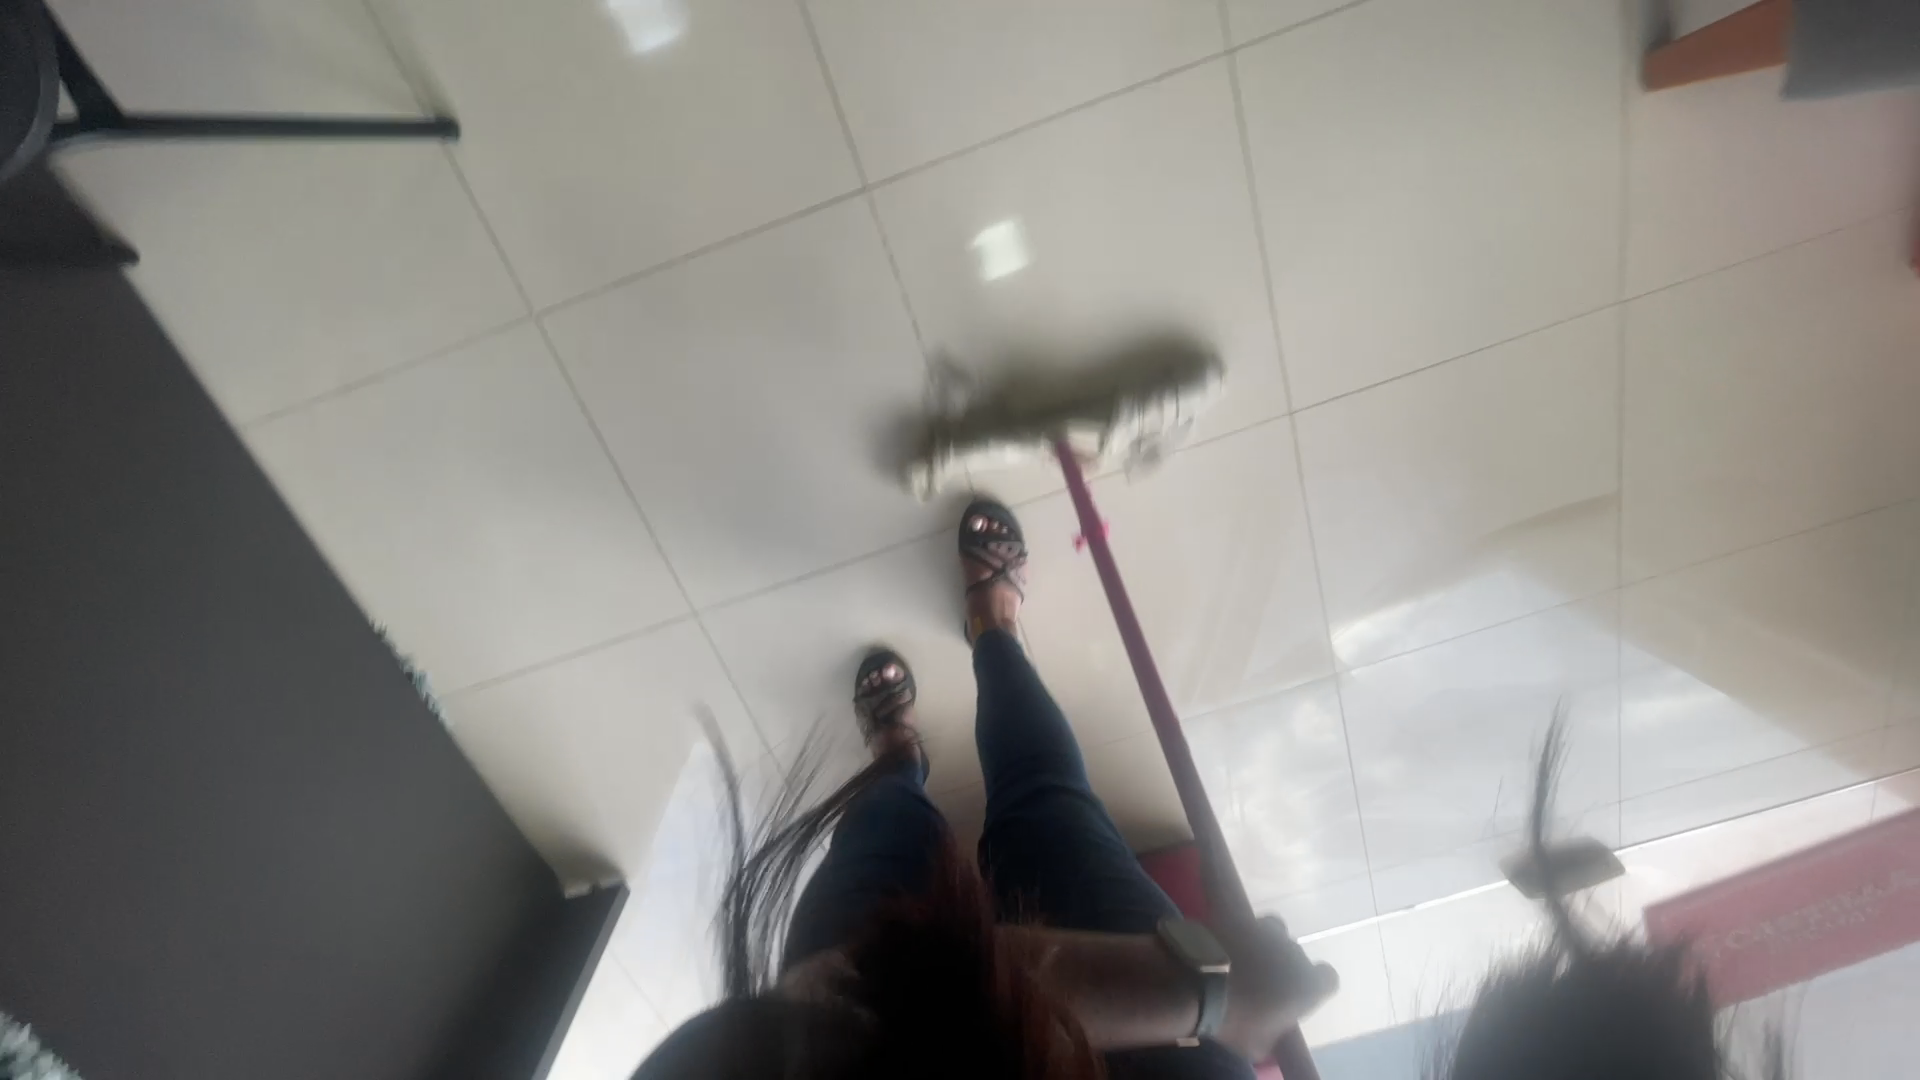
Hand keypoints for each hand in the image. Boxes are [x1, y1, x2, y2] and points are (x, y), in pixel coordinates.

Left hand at [1215, 916, 1338, 1060]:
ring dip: (1264, 941)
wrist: (1198, 982)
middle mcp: (1292, 953)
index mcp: (1307, 986)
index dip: (1316, 983)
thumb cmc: (1236, 1020)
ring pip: (1274, 931)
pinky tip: (1225, 942)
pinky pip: (1245, 922)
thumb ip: (1273, 1031)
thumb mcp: (1260, 1044)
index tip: (1299, 993)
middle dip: (1283, 963)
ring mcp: (1264, 930)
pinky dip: (1237, 930)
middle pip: (1296, 953)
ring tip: (1245, 954)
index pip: (1328, 978)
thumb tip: (1268, 1028)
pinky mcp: (1236, 917)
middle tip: (1262, 979)